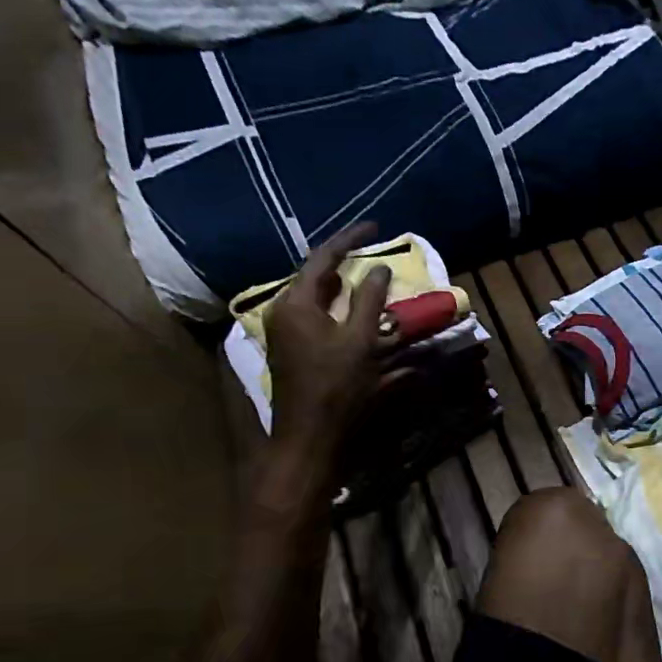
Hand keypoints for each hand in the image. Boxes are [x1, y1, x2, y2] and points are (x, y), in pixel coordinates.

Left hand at [264, 222, 395, 450]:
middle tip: (373, 251)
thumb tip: (378, 269)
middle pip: (316, 276)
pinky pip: (317, 314)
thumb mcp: (361, 341)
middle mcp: (283, 311)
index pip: (322, 258)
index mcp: (295, 304)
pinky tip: (358, 311)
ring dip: (343, 286)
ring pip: (317, 296)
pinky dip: (339, 307)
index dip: (350, 239)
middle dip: (345, 262)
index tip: (375, 227)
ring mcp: (285, 331)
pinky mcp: (293, 348)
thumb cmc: (337, 386)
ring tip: (369, 278)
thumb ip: (370, 301)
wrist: (309, 435)